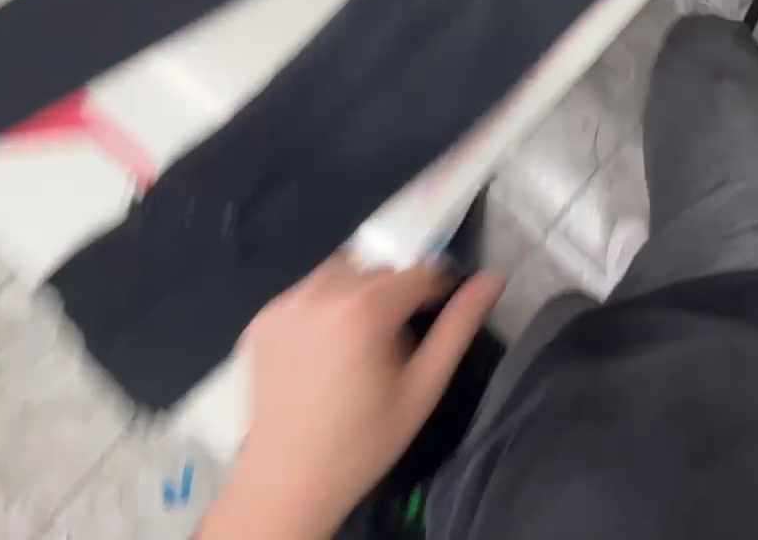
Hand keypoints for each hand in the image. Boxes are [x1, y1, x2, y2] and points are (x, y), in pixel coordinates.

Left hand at [203, 255, 504, 539]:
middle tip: (395, 346)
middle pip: (381, 271)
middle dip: (395, 296)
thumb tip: (494, 278)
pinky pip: (309, 291)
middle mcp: (323, 292)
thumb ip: (459, 326)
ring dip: (360, 294)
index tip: (433, 322)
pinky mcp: (264, 318)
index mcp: (366, 307)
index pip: (421, 271)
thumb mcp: (424, 387)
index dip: (436, 292)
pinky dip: (325, 306)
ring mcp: (287, 303)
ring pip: (344, 273)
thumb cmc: (364, 441)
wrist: (286, 485)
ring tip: (359, 343)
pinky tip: (325, 348)